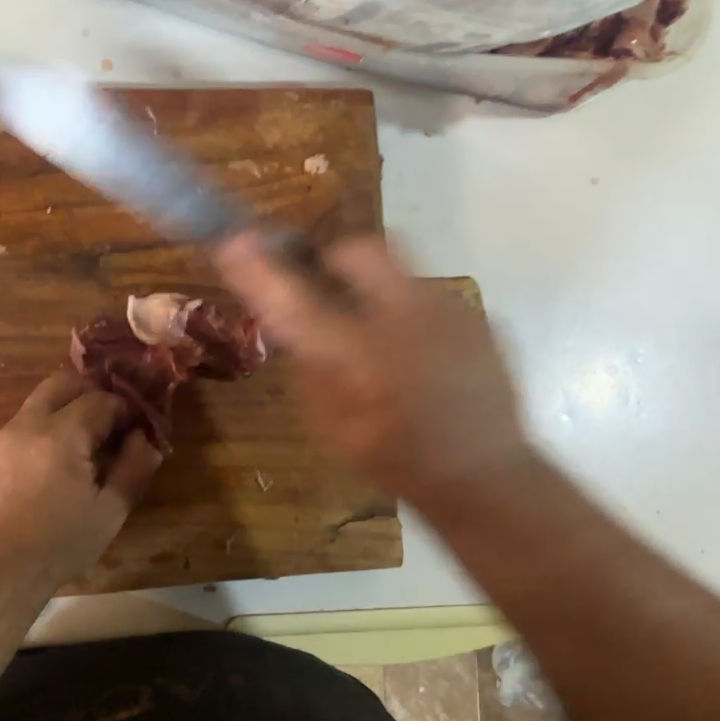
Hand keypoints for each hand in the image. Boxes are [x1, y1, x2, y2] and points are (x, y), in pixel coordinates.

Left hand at [0, 371, 163, 591]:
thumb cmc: (58, 545)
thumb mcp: (109, 512)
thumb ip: (134, 469)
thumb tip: (146, 440)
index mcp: (61, 435)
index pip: (100, 400)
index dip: (123, 409)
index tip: (135, 427)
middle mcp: (26, 425)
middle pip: (62, 383)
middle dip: (90, 393)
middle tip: (108, 421)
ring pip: (36, 405)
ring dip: (63, 414)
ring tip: (78, 451)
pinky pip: (17, 430)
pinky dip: (39, 435)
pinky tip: (46, 471)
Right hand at [216, 233, 535, 517]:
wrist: (487, 478)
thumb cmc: (398, 463)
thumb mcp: (332, 428)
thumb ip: (310, 371)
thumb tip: (295, 329)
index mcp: (359, 357)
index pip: (294, 300)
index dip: (258, 268)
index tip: (233, 242)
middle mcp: (406, 320)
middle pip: (360, 250)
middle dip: (333, 260)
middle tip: (324, 288)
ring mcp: (450, 313)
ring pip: (401, 269)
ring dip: (375, 288)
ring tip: (377, 330)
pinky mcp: (479, 318)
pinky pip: (430, 297)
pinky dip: (410, 314)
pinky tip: (417, 353)